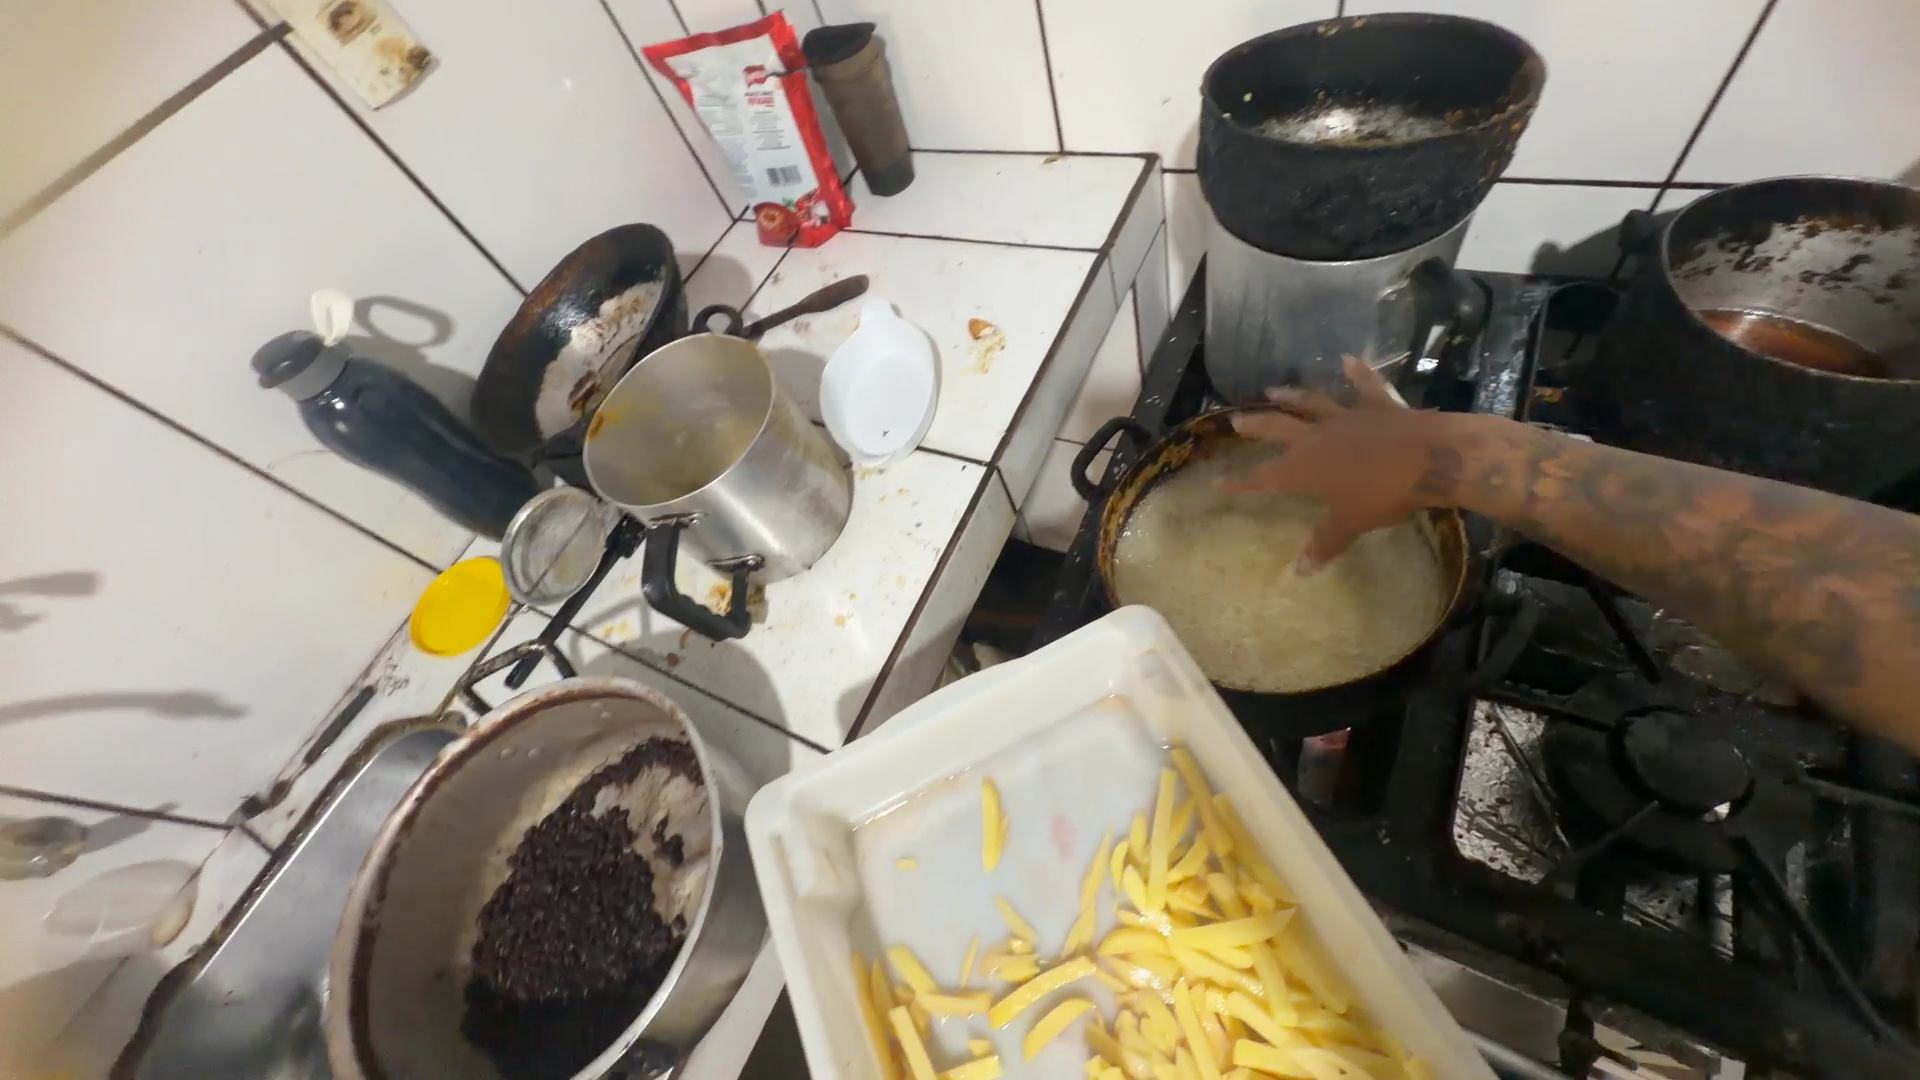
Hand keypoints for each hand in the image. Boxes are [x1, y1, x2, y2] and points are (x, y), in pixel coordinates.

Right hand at [1223, 356, 1454, 573]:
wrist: (1434, 460)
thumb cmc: (1386, 494)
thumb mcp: (1352, 522)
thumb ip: (1325, 542)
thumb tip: (1300, 572)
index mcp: (1304, 468)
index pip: (1262, 478)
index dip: (1238, 482)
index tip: (1215, 483)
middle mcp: (1317, 439)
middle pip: (1277, 429)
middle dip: (1255, 425)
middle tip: (1235, 419)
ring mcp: (1347, 418)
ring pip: (1311, 404)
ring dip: (1292, 396)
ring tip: (1273, 389)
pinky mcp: (1378, 407)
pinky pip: (1364, 387)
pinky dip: (1356, 373)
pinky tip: (1348, 359)